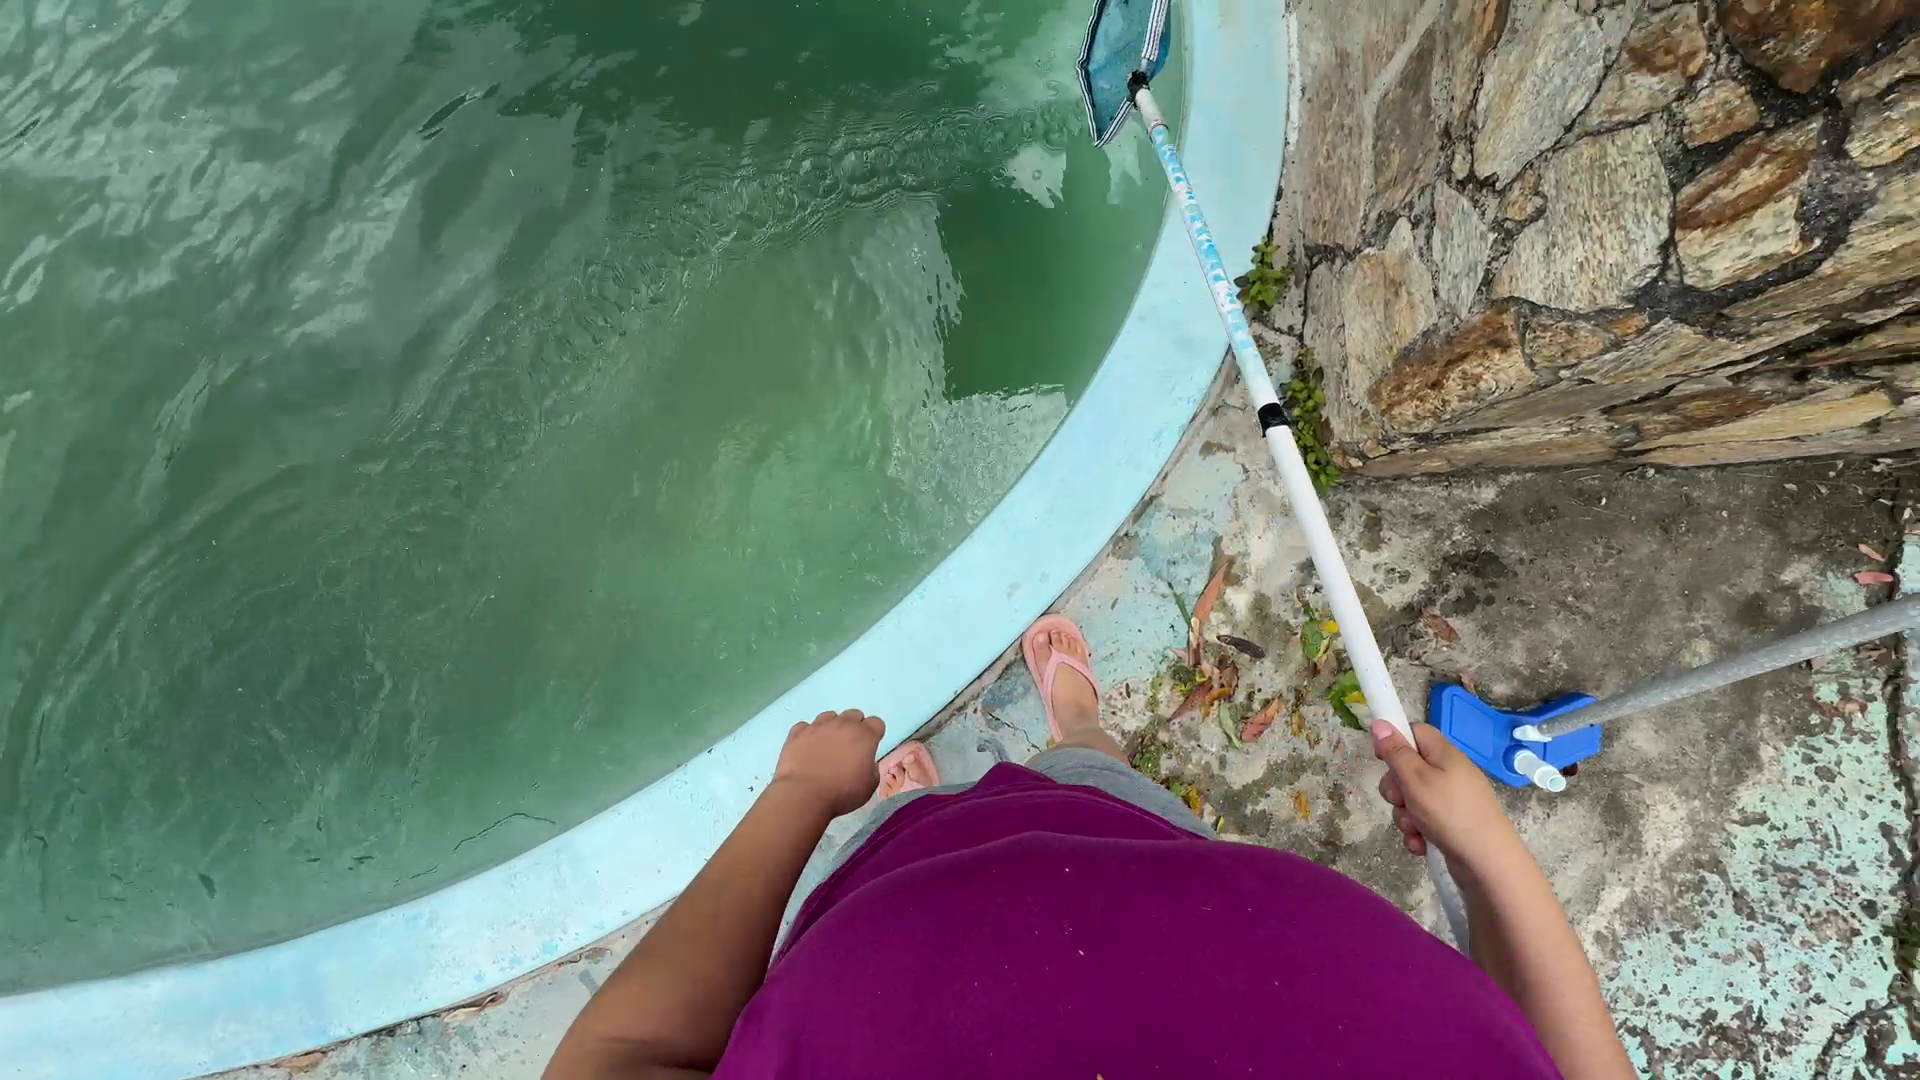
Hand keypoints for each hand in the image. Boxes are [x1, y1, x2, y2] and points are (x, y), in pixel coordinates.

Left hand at [770, 709, 885, 817]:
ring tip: (827, 745)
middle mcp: (842, 724)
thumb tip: (865, 763)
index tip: (869, 748)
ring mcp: (818, 726)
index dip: (874, 734)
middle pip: (854, 714)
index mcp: (864, 736)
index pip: (876, 723)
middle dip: (854, 727)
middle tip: (849, 747)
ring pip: (829, 716)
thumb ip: (872, 768)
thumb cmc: (842, 793)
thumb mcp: (869, 786)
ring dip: (832, 727)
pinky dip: (808, 734)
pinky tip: (807, 747)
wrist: (804, 795)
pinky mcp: (797, 733)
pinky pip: (805, 726)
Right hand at [1372, 719, 1523, 873]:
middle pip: (1409, 767)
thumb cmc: (1450, 813)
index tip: (1381, 758)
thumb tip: (1379, 723)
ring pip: (1412, 797)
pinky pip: (1423, 819)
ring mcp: (1452, 801)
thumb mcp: (1415, 778)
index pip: (1416, 731)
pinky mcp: (1452, 824)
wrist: (1489, 864)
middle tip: (1398, 799)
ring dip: (1405, 813)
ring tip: (1413, 828)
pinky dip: (1417, 831)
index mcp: (1445, 756)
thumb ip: (1395, 751)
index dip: (1395, 740)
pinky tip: (1420, 843)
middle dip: (1396, 787)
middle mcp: (1450, 774)